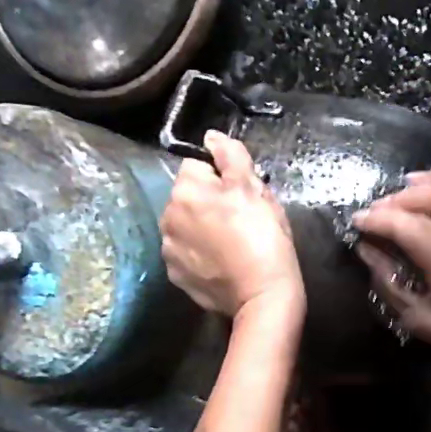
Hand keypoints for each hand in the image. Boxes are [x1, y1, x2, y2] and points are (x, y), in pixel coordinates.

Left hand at [160, 131, 304, 318]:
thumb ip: (231, 156)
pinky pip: (187, 253)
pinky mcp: (176, 276)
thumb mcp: (255, 188)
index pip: (198, 166)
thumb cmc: (263, 236)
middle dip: (210, 202)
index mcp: (185, 190)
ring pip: (187, 225)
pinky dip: (201, 255)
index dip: (222, 177)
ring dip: (203, 228)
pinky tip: (223, 262)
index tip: (242, 195)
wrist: (262, 295)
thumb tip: (211, 136)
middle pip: (189, 196)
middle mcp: (167, 217)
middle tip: (241, 219)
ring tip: (233, 243)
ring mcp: (169, 250)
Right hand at [351, 166, 430, 366]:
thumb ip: (385, 277)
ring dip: (429, 181)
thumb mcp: (412, 315)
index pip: (416, 229)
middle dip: (405, 195)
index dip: (382, 218)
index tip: (359, 219)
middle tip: (383, 207)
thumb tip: (364, 244)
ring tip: (405, 191)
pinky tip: (430, 186)